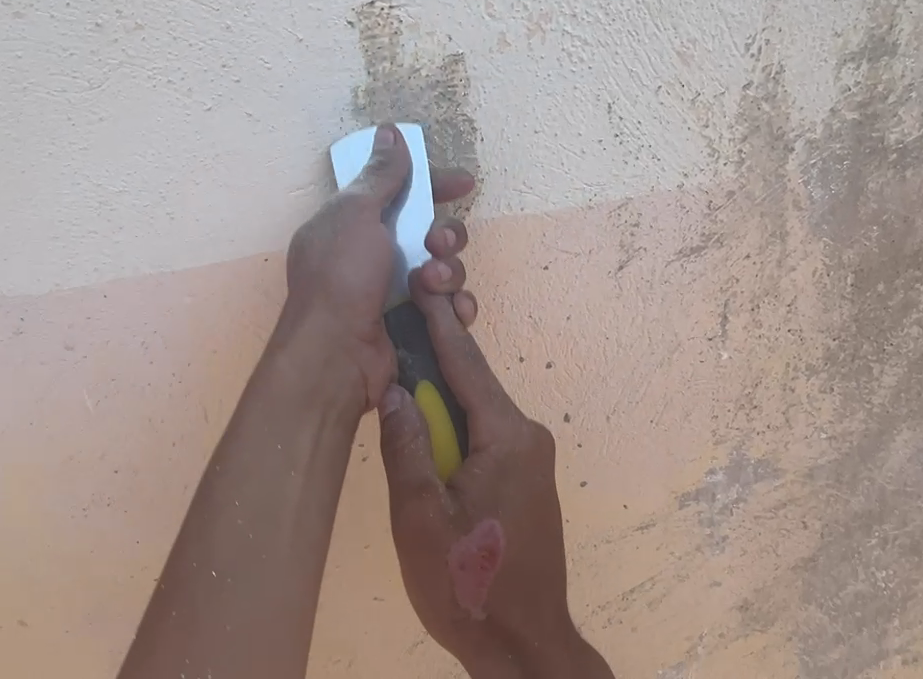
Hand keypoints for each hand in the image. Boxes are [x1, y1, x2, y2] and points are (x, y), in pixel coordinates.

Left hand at [274, 124, 475, 411]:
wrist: (336, 356)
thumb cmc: (341, 277)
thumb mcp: (355, 214)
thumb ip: (380, 174)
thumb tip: (389, 130)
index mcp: (354, 224)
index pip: (402, 193)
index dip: (433, 185)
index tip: (462, 184)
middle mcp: (376, 255)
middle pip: (433, 230)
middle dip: (445, 234)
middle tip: (436, 243)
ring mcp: (396, 293)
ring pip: (447, 268)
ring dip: (448, 272)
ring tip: (432, 286)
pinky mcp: (415, 325)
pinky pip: (450, 306)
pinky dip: (455, 307)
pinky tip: (450, 312)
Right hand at [377, 288, 614, 678]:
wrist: (525, 650)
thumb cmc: (468, 583)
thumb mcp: (419, 517)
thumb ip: (404, 446)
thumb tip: (392, 388)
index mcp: (506, 435)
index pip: (465, 362)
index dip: (438, 321)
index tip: (422, 279)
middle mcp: (527, 435)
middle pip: (470, 385)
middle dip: (431, 360)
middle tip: (393, 330)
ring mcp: (531, 459)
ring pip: (475, 413)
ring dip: (438, 401)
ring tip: (397, 386)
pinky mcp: (526, 481)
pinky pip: (483, 437)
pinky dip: (453, 428)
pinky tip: (425, 436)